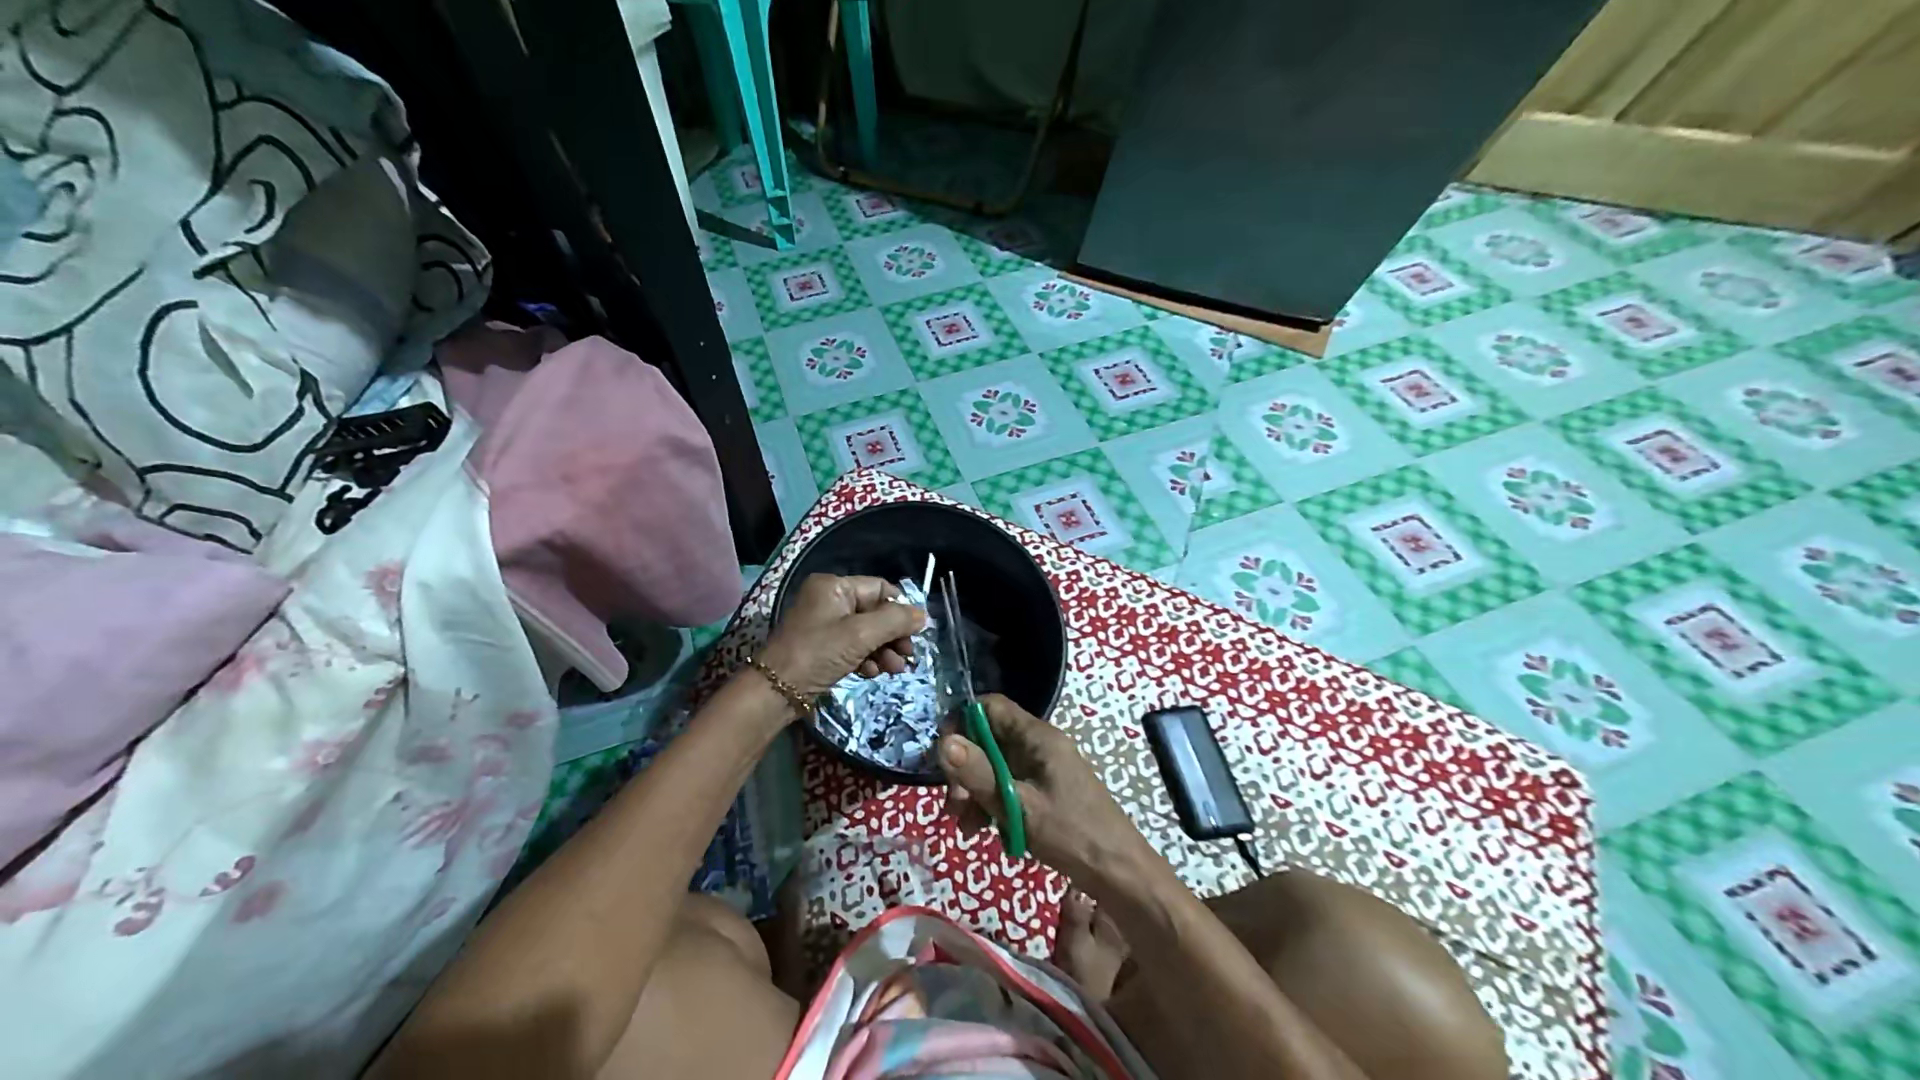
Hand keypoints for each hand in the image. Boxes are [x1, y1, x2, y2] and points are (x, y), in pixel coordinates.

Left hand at [759, 574, 926, 697]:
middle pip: (875, 612)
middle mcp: (829, 600)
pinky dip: (867, 658)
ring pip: (867, 632)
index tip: (916, 633)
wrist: (775, 691)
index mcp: (834, 586)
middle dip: (893, 635)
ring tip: (895, 670)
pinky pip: (854, 647)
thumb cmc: (818, 653)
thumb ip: (895, 621)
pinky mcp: (823, 648)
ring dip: (884, 650)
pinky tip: (873, 673)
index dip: (900, 610)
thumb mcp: (861, 635)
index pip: (880, 589)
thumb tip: (924, 615)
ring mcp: (825, 625)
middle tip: (908, 656)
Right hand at [940, 695, 1163, 890]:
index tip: (943, 757)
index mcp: (1038, 737)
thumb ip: (979, 773)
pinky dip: (995, 805)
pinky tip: (990, 833)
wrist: (1118, 872)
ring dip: (976, 793)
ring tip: (968, 829)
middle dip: (966, 770)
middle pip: (989, 740)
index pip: (991, 707)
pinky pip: (1010, 786)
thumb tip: (943, 742)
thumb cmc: (1070, 834)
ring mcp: (1045, 769)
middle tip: (953, 807)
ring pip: (996, 767)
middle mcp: (1040, 745)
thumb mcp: (1017, 805)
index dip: (962, 723)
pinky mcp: (1047, 791)